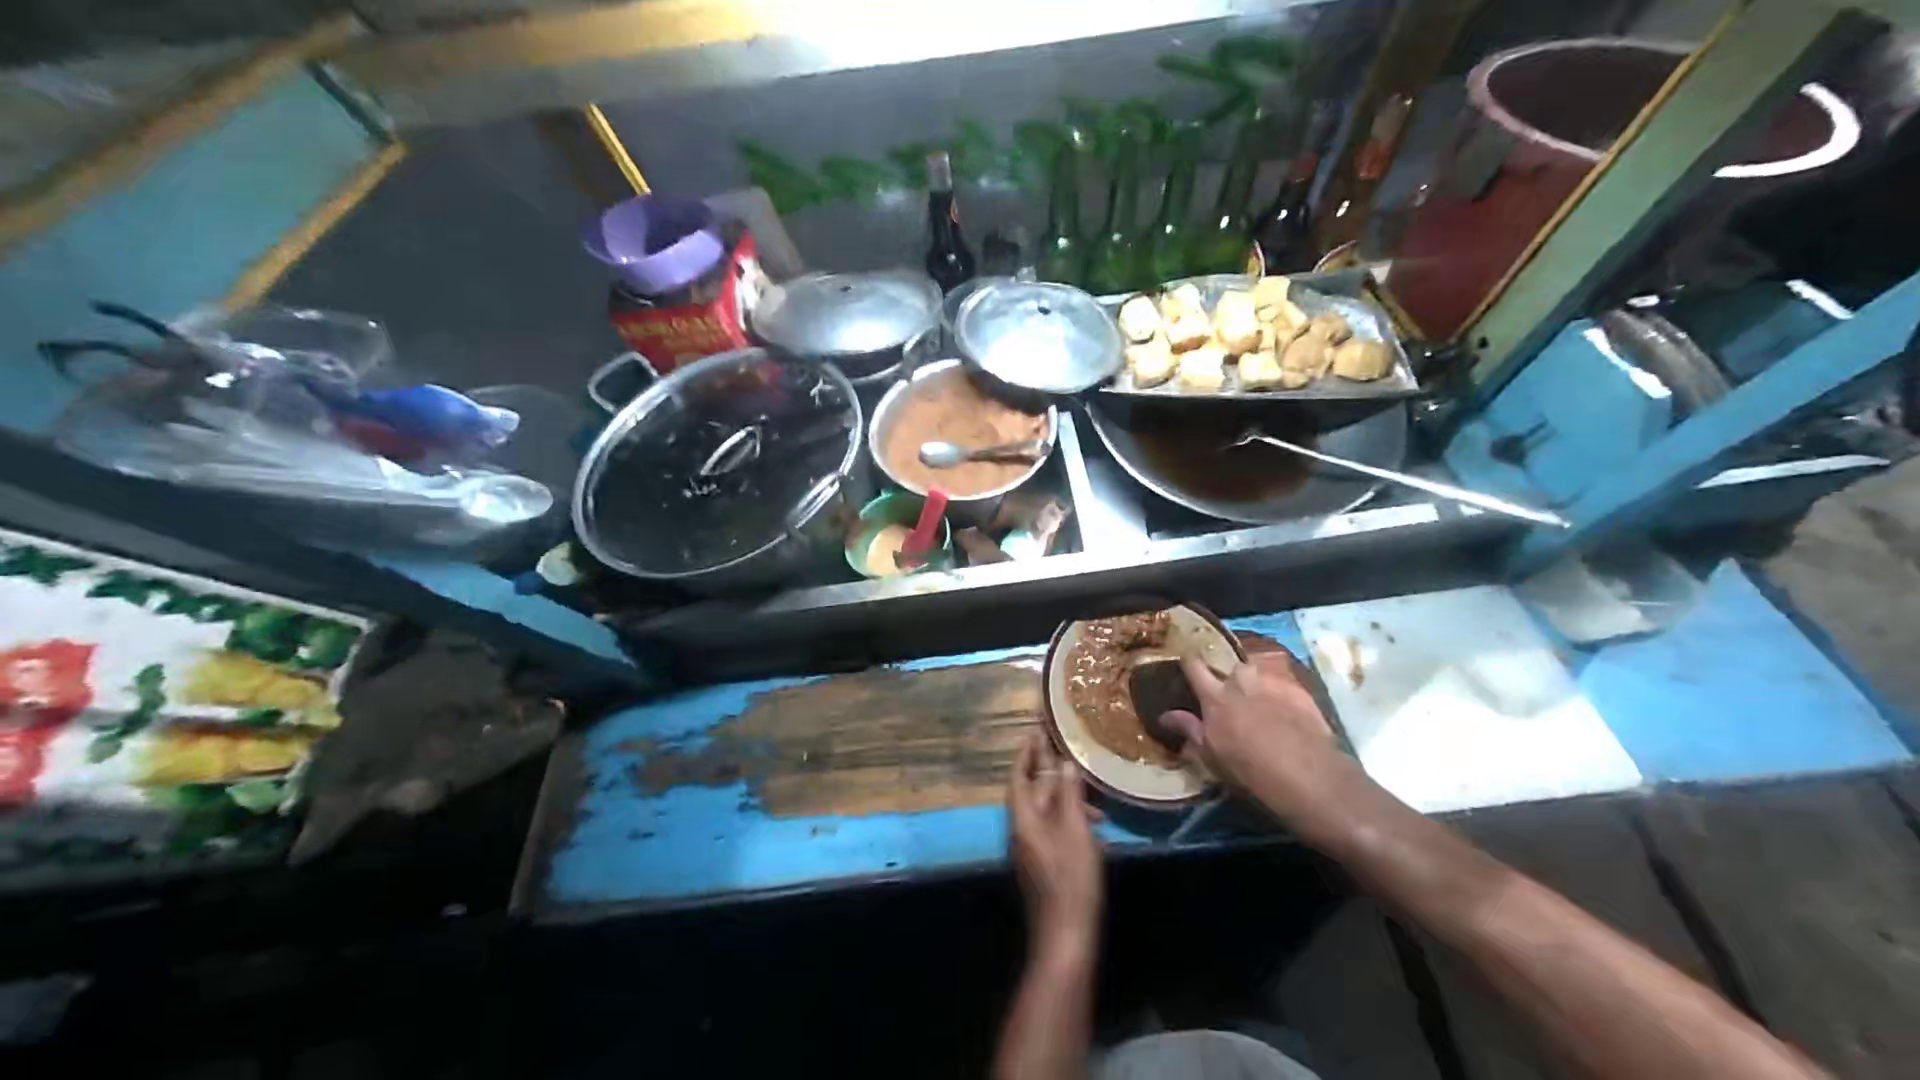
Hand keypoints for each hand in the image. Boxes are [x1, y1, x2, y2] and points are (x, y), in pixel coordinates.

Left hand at [1007, 733, 1102, 947]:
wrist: (1067, 936)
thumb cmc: (1071, 880)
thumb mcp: (1076, 830)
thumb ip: (1069, 794)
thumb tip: (1065, 763)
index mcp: (1023, 819)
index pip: (1019, 776)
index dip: (1027, 753)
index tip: (1037, 731)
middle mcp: (1021, 830)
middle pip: (1032, 791)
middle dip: (1049, 770)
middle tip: (1067, 750)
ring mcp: (1032, 849)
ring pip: (1046, 811)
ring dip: (1065, 797)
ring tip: (1093, 793)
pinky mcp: (1044, 863)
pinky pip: (1053, 828)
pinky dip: (1070, 819)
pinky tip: (1095, 825)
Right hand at [1157, 651, 1361, 842]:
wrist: (1311, 778)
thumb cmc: (1251, 772)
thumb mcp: (1212, 756)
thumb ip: (1189, 730)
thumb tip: (1166, 715)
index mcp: (1215, 696)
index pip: (1193, 664)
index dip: (1188, 663)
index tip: (1185, 667)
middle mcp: (1242, 680)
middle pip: (1228, 667)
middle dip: (1227, 677)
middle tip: (1229, 696)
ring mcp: (1273, 681)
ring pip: (1257, 672)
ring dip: (1254, 682)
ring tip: (1258, 701)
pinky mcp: (1300, 689)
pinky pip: (1282, 682)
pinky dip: (1278, 691)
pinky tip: (1284, 711)